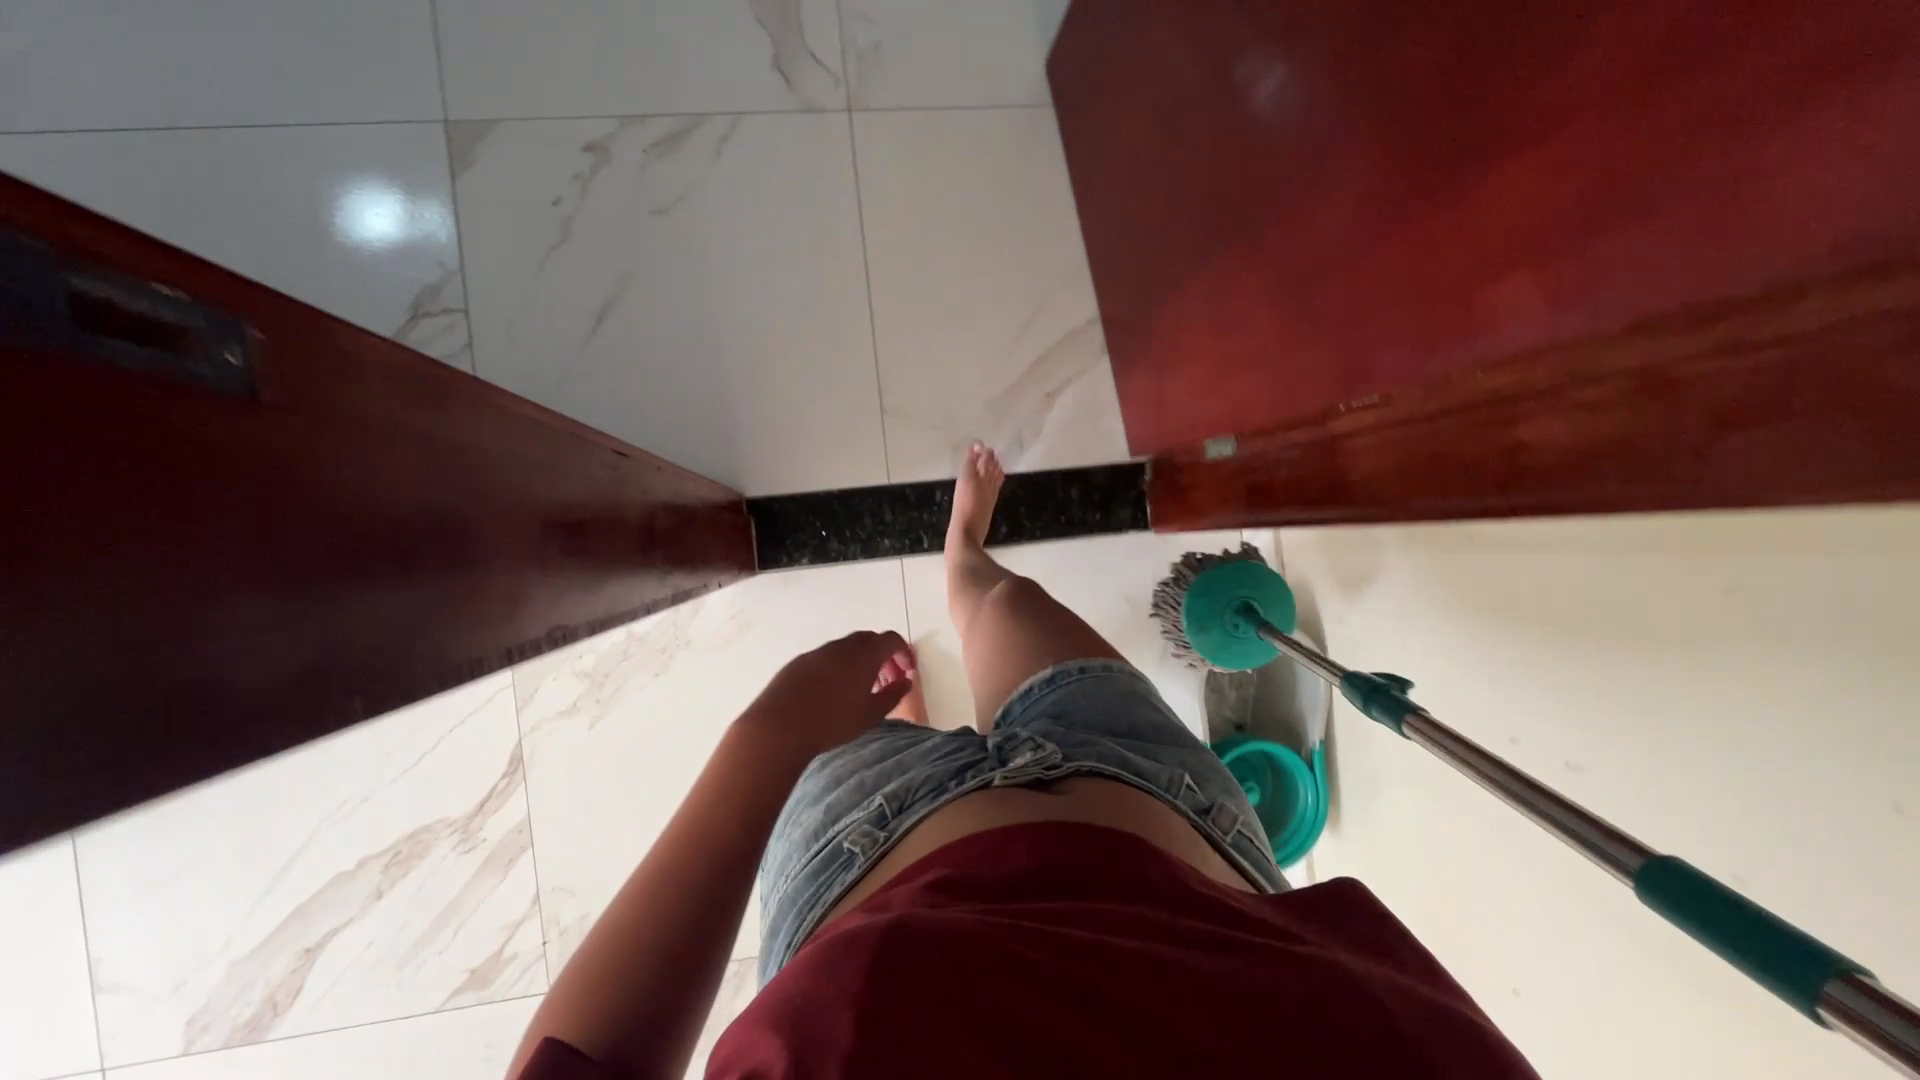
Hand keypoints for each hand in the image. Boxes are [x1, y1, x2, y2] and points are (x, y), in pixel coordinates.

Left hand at [740, 630, 913, 756]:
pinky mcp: (798, 662)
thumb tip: (905, 682)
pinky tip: (831, 692)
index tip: (906, 669)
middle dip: (881, 654)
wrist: (780, 726)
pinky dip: (836, 666)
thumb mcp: (871, 715)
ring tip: (858, 688)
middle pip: (868, 639)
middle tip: (884, 678)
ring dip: (858, 660)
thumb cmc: (833, 722)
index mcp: (864, 655)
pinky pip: (825, 658)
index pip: (890, 640)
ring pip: (845, 648)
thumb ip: (893, 695)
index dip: (903, 651)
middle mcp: (841, 646)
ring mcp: (817, 652)